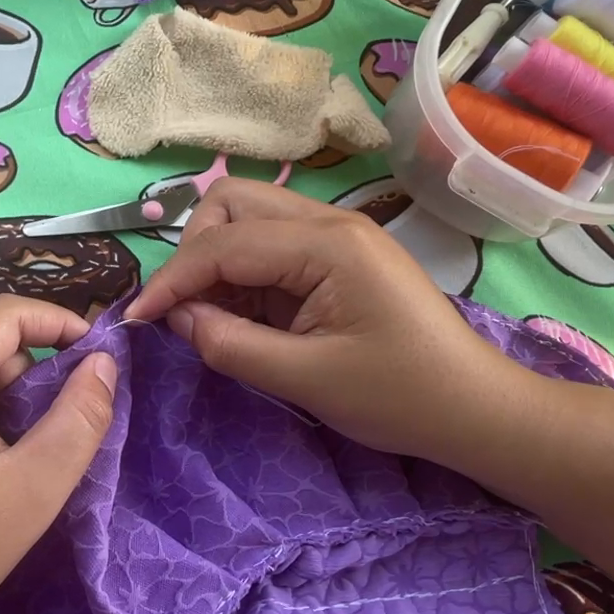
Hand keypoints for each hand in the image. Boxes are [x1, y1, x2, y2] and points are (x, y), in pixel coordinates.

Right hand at [126, 178, 533, 457]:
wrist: (475, 409)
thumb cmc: (399, 397)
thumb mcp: (306, 379)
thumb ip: (230, 344)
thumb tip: (176, 318)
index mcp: (327, 244)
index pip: (223, 243)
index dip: (172, 280)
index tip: (137, 319)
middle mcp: (328, 222)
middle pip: (231, 203)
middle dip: (194, 253)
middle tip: (188, 311)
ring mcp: (334, 235)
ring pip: (246, 220)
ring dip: (216, 263)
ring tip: (213, 319)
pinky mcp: (335, 256)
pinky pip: (269, 247)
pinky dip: (241, 276)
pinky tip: (242, 317)